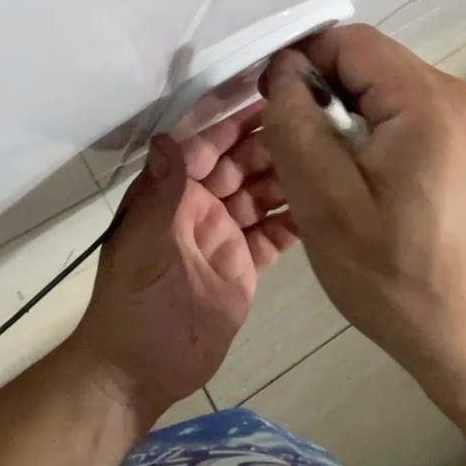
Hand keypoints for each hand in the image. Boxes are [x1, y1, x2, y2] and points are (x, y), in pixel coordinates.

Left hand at [70, 106, 299, 423]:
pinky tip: (326, 207)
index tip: (270, 94)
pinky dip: (295, 222)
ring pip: (261, 196)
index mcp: (171, 194)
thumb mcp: (142, 247)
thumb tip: (166, 136)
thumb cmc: (133, 305)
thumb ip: (160, 195)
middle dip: (272, 145)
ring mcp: (224, 236)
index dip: (234, 122)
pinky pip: (273, 235)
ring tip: (332, 159)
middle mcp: (199, 206)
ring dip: (289, 179)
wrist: (140, 371)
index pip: (206, 146)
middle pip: (240, 166)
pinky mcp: (244, 266)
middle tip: (317, 125)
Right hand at [259, 25, 465, 393]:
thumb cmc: (394, 277)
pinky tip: (364, 184)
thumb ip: (295, 124)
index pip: (349, 41)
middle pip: (368, 63)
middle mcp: (459, 95)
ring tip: (330, 176)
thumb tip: (283, 70)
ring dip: (345, 119)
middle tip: (300, 156)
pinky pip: (405, 114)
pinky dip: (372, 135)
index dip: (301, 65)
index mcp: (429, 101)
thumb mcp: (324, 203)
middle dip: (323, 97)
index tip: (274, 113)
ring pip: (383, 89)